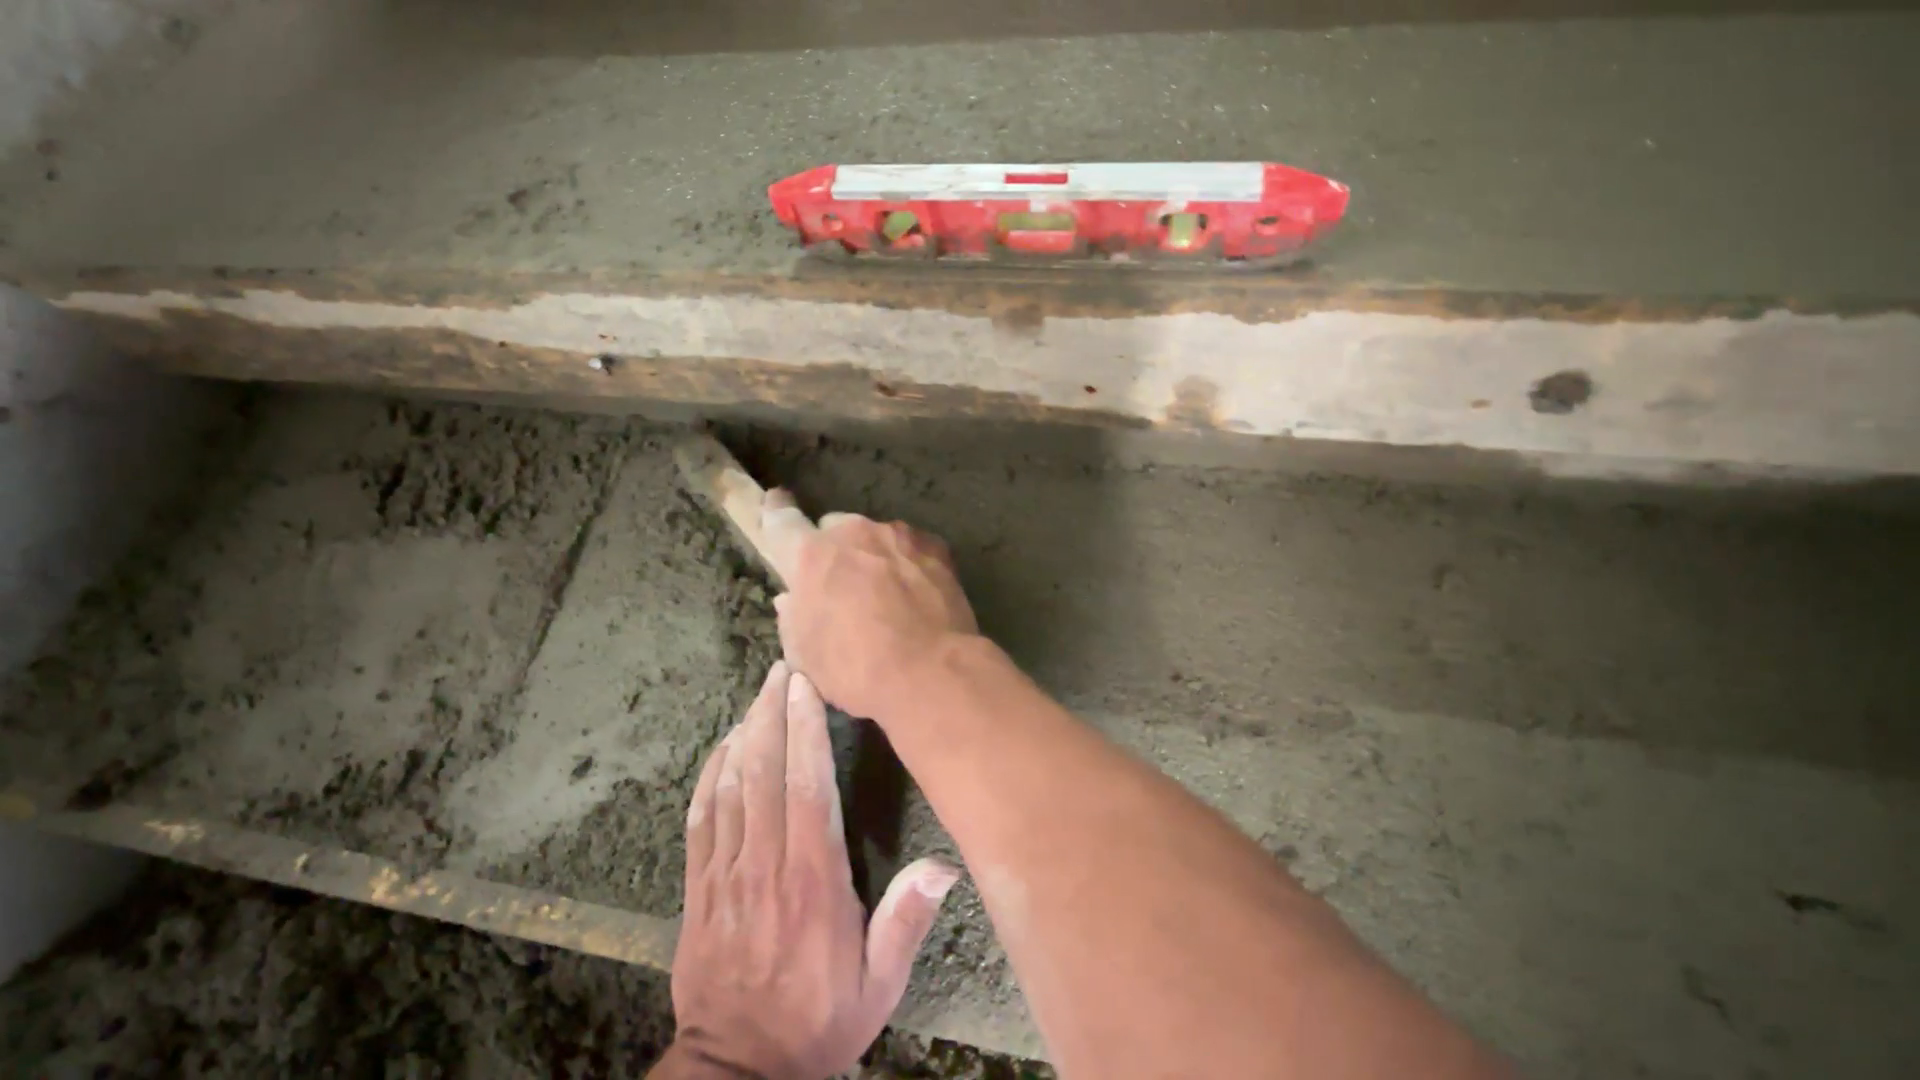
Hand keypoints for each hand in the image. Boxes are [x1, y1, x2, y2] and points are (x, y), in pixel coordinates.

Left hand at [667, 661, 960, 1079]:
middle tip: (780, 670)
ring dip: (744, 734)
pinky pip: (699, 819)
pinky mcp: (697, 890)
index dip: (805, 730)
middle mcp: (764, 866)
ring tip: (757, 696)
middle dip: (772, 714)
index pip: (808, 788)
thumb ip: (906, 922)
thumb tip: (945, 864)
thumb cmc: (818, 1023)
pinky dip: (709, 776)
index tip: (805, 686)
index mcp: (812, 882)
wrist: (736, 1069)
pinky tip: (722, 749)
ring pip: (730, 787)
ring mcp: (724, 875)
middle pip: (764, 772)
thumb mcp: (878, 987)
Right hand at [759, 492, 978, 721]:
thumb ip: (793, 617)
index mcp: (811, 554)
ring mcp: (899, 535)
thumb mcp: (804, 653)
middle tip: (845, 588)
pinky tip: (917, 597)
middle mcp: (854, 532)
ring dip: (876, 557)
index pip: (782, 522)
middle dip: (836, 552)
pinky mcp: (936, 547)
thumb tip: (792, 599)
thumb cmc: (854, 668)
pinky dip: (910, 565)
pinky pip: (912, 549)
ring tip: (889, 597)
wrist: (929, 672)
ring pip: (877, 537)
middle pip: (836, 529)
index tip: (776, 498)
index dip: (775, 510)